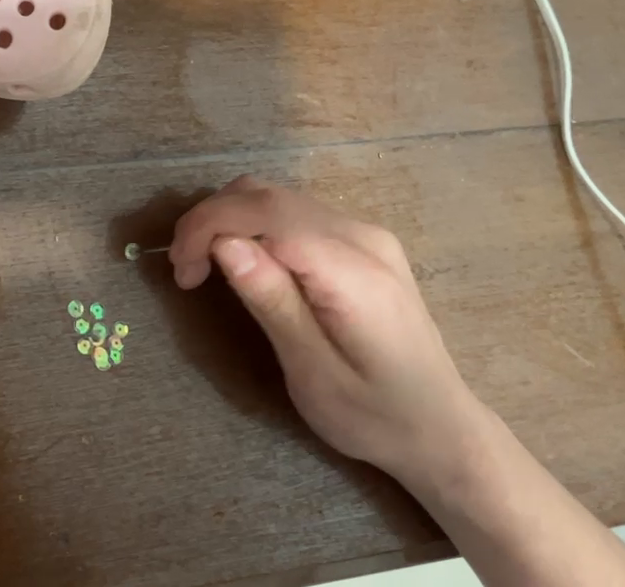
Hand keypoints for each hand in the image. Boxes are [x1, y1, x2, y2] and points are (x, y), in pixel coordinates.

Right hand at [171, 176, 488, 487]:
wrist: (442, 429)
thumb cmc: (375, 415)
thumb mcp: (314, 373)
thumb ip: (273, 302)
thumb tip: (224, 243)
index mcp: (354, 271)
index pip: (265, 215)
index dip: (209, 228)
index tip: (181, 272)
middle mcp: (361, 235)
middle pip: (266, 196)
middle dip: (210, 220)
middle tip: (183, 270)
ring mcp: (363, 232)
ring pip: (274, 196)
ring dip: (226, 219)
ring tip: (203, 265)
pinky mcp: (358, 239)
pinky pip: (290, 212)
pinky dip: (250, 224)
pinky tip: (239, 260)